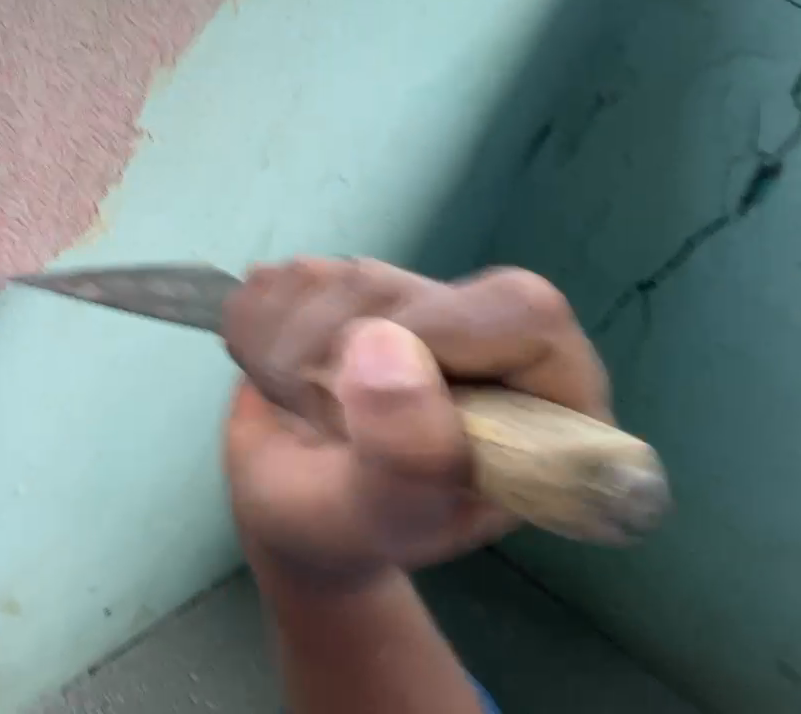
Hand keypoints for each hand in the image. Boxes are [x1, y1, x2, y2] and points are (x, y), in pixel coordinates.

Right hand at [221, 258, 609, 583]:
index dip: (433, 335)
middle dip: (329, 354)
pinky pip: (281, 275)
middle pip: (397, 287)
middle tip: (324, 418)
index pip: (514, 309)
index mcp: (546, 396)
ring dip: (283, 344)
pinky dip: (255, 325)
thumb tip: (382, 339)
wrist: (283, 506)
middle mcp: (482, 335)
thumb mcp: (382, 514)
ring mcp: (403, 302)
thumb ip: (405, 451)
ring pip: (328, 275)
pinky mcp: (337, 287)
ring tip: (299, 401)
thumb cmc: (344, 524)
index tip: (367, 389)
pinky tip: (277, 372)